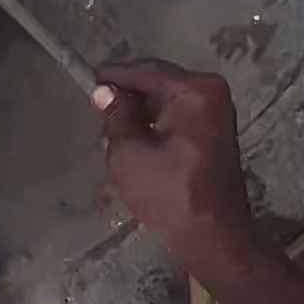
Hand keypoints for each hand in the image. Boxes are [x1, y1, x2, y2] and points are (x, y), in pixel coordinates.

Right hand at [90, 60, 263, 277]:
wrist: (210, 232)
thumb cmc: (167, 191)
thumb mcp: (128, 151)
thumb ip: (115, 116)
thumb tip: (103, 91)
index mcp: (192, 92)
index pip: (145, 71)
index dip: (114, 75)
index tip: (89, 77)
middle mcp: (210, 94)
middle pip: (156, 83)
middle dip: (126, 96)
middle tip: (97, 112)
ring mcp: (214, 113)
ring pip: (162, 101)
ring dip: (136, 114)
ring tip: (111, 136)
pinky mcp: (212, 132)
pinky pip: (174, 116)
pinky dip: (151, 125)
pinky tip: (131, 145)